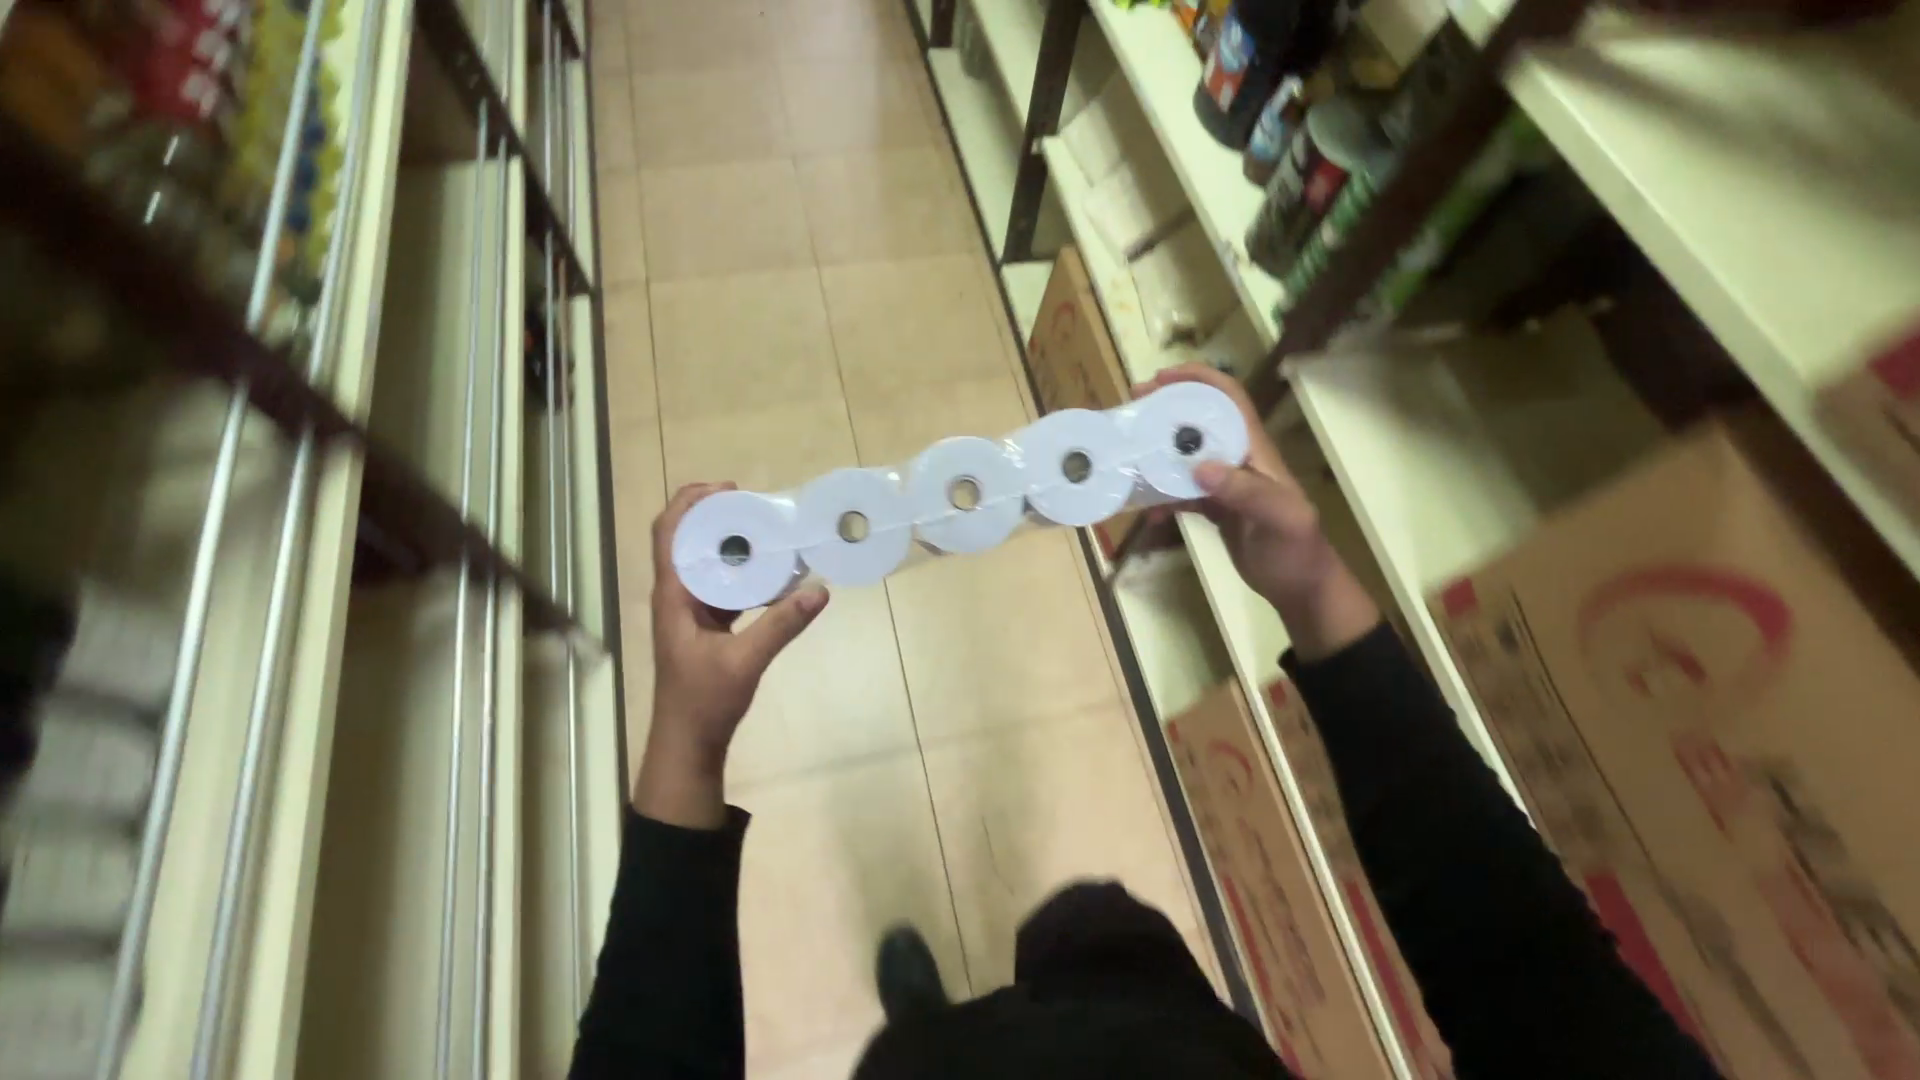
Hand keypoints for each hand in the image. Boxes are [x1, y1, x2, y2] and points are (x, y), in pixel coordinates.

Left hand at [636, 482, 828, 826]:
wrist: (688, 742)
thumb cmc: (704, 701)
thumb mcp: (745, 662)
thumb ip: (782, 625)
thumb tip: (821, 590)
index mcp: (673, 595)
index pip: (668, 532)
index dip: (691, 502)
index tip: (729, 490)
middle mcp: (677, 595)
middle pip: (686, 539)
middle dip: (717, 515)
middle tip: (758, 506)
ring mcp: (690, 610)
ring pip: (705, 561)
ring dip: (730, 541)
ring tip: (767, 530)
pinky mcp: (706, 624)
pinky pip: (722, 584)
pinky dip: (742, 570)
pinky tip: (772, 570)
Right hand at [1135, 365, 1377, 659]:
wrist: (1302, 589)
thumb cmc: (1297, 551)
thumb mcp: (1279, 518)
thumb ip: (1245, 491)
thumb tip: (1199, 468)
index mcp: (1255, 450)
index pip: (1228, 398)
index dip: (1198, 380)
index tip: (1159, 379)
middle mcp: (1238, 459)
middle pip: (1200, 419)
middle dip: (1166, 408)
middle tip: (1131, 409)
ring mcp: (1225, 484)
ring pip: (1185, 455)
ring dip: (1157, 451)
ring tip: (1127, 453)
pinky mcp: (1215, 508)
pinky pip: (1182, 493)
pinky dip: (1161, 497)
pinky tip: (1146, 511)